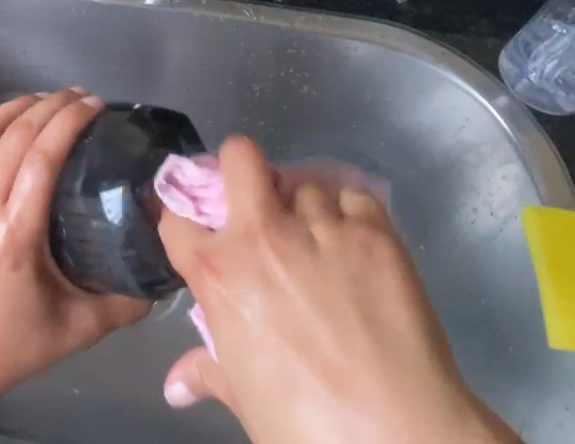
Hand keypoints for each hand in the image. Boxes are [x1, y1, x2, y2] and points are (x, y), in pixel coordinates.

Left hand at [0, 88, 151, 404]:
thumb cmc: (12, 346)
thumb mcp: (78, 329)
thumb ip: (126, 302)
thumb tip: (165, 269)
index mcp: (15, 234)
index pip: (41, 158)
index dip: (68, 123)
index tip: (95, 105)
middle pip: (15, 138)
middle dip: (50, 106)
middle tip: (83, 96)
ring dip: (18, 108)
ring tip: (49, 98)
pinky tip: (13, 122)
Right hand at [158, 136, 518, 443]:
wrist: (398, 435)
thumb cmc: (306, 426)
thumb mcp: (246, 399)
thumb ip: (209, 372)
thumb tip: (176, 387)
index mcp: (220, 274)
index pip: (177, 219)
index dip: (185, 222)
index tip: (200, 231)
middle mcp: (263, 235)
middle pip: (240, 157)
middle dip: (241, 168)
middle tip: (258, 201)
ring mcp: (319, 227)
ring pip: (304, 183)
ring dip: (306, 207)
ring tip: (323, 241)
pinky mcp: (373, 231)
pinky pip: (353, 196)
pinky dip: (352, 213)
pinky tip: (358, 244)